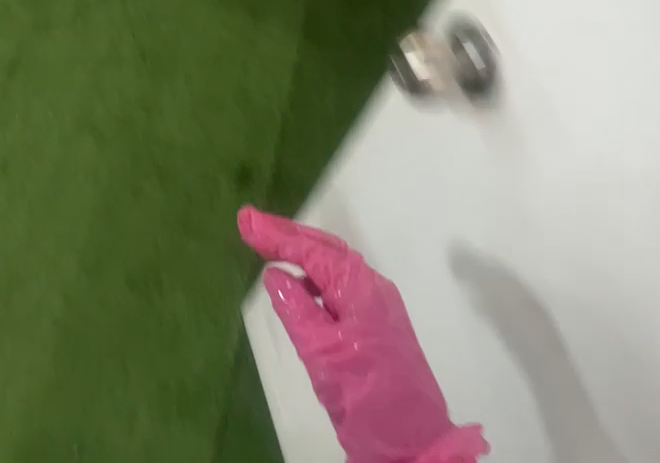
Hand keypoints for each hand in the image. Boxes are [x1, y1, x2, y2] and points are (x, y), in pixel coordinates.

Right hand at [238, 207, 488, 462]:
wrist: (414, 443)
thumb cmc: (366, 396)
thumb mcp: (323, 353)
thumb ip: (296, 309)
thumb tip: (274, 274)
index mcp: (360, 288)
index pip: (312, 250)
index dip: (277, 235)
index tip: (245, 220)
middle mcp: (370, 286)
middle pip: (324, 249)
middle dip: (286, 234)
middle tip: (250, 222)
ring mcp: (375, 305)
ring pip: (332, 265)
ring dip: (299, 251)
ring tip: (265, 244)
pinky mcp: (374, 324)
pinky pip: (337, 285)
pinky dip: (312, 276)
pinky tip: (296, 284)